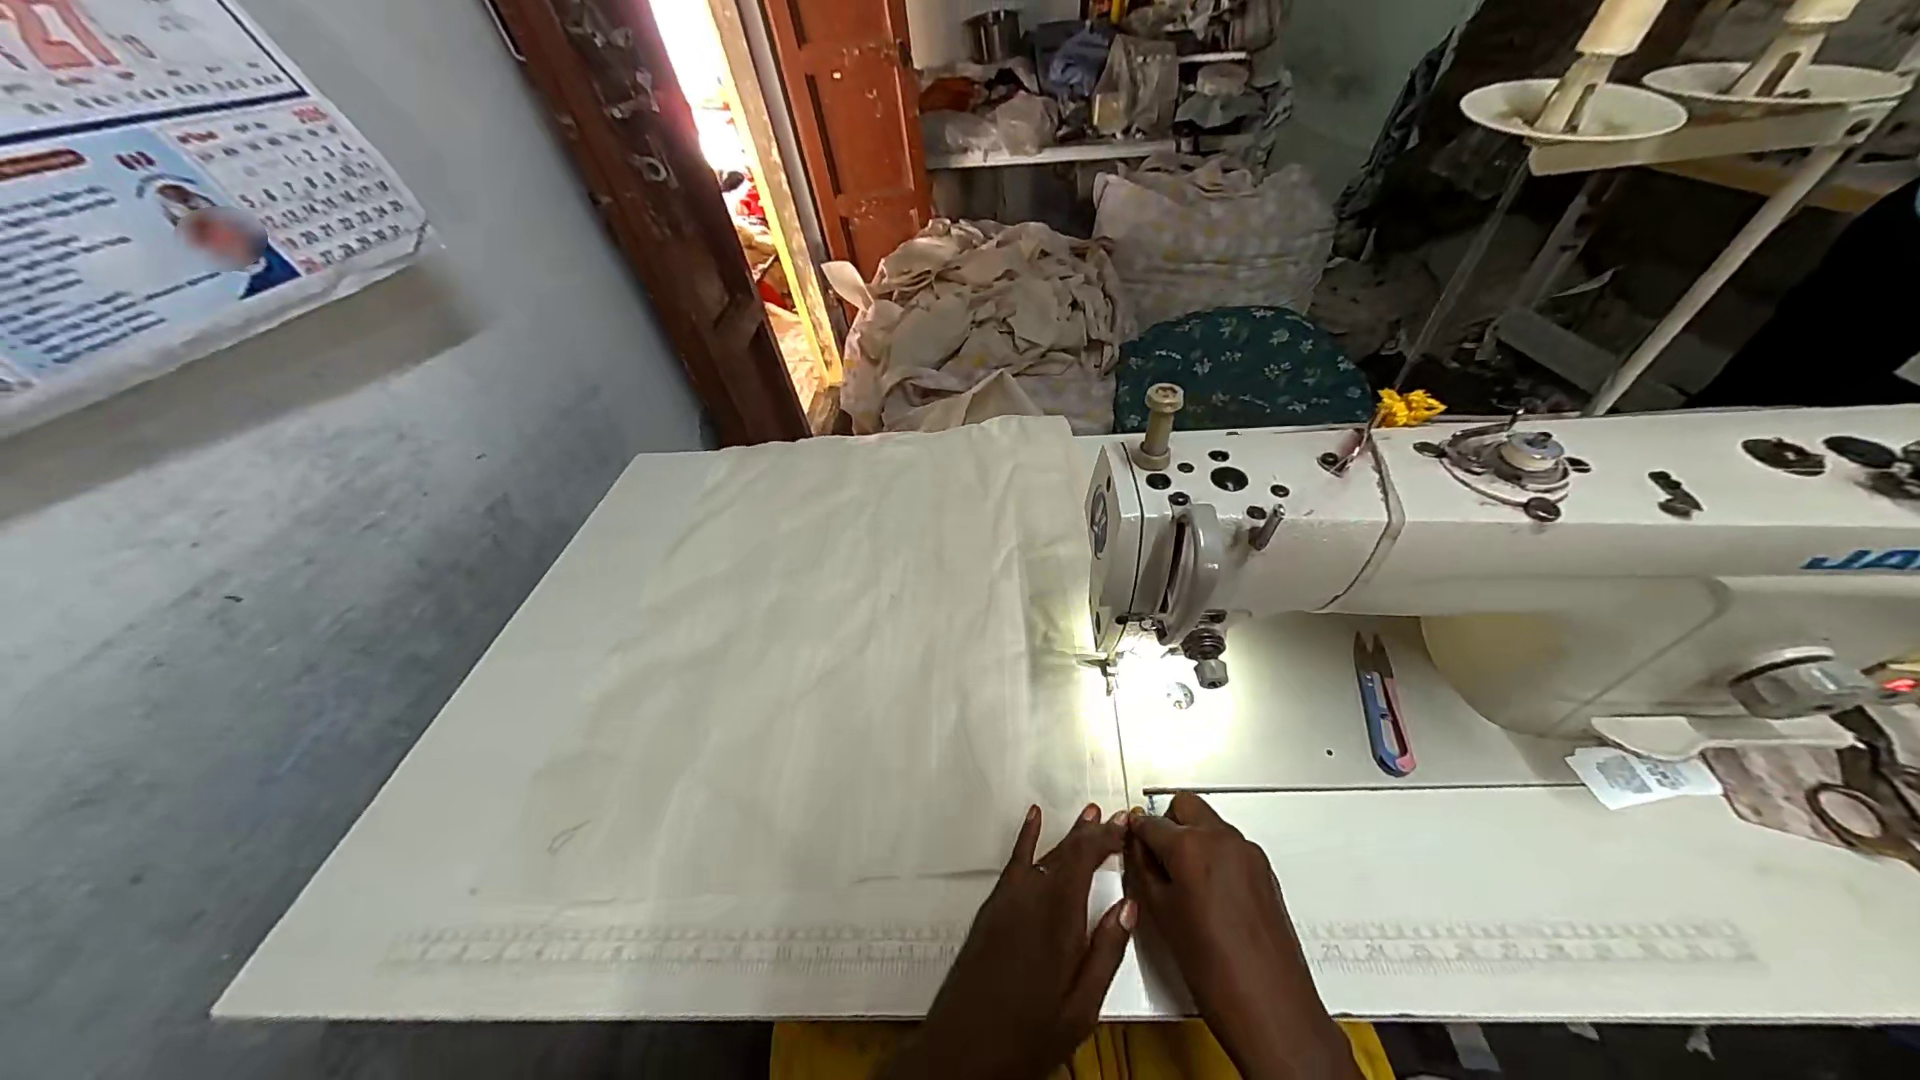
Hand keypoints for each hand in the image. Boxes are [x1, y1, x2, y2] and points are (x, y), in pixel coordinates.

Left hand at [880, 804, 1134, 1079]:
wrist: (963, 1049)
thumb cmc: (1024, 1036)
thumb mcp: (1081, 1007)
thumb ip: (1106, 952)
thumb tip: (1127, 911)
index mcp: (1058, 920)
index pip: (1086, 860)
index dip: (1107, 838)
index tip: (1124, 825)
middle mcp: (1031, 900)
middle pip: (1067, 853)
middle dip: (1093, 833)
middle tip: (1114, 819)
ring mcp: (1009, 900)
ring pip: (1045, 855)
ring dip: (1068, 835)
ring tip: (1087, 817)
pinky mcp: (993, 907)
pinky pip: (1014, 861)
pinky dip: (1026, 837)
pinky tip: (1033, 819)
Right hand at [1125, 794, 1358, 1079]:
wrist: (1271, 1010)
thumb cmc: (1221, 974)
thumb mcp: (1160, 914)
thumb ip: (1143, 870)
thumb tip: (1138, 852)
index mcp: (1192, 847)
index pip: (1150, 821)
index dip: (1135, 832)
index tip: (1131, 840)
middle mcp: (1224, 841)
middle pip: (1185, 805)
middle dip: (1166, 822)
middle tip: (1152, 850)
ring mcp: (1249, 855)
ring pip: (1210, 823)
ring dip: (1191, 837)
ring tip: (1178, 876)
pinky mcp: (1265, 871)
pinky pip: (1230, 846)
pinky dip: (1213, 855)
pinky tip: (1203, 890)